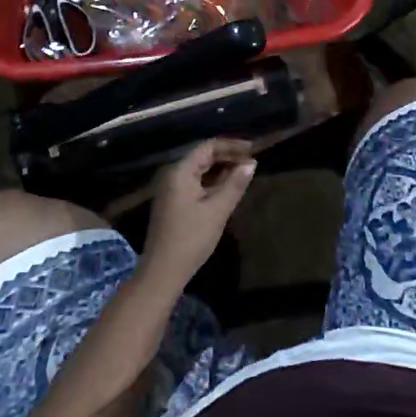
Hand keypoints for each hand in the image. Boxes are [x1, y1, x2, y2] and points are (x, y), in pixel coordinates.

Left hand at [144, 138, 256, 281]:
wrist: (162, 271)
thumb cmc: (191, 238)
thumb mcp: (218, 210)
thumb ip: (235, 184)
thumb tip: (251, 163)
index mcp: (180, 172)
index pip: (208, 147)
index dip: (231, 145)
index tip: (253, 149)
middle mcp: (173, 175)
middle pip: (202, 156)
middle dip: (227, 156)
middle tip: (252, 161)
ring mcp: (171, 189)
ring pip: (199, 170)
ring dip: (221, 169)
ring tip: (244, 172)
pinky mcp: (173, 202)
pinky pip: (195, 182)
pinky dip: (212, 182)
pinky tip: (228, 187)